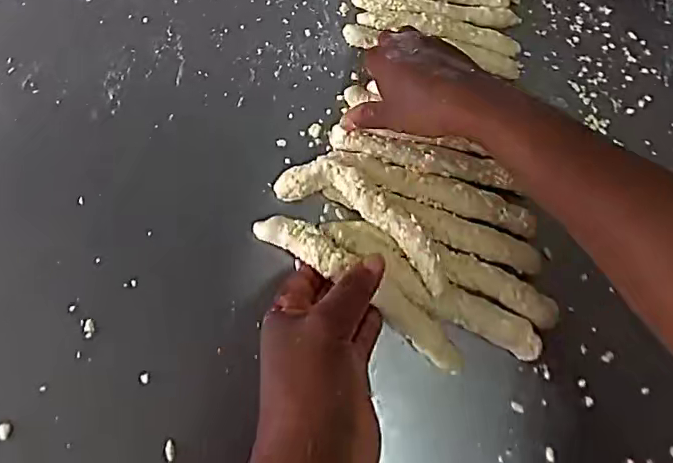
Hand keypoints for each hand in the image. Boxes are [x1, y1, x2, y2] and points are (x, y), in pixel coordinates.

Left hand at [250, 258, 385, 462]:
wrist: (320, 457)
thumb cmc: (304, 394)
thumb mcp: (325, 326)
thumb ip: (349, 291)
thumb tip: (370, 261)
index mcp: (285, 315)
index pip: (307, 271)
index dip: (329, 252)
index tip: (353, 232)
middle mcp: (305, 331)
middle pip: (331, 289)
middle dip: (352, 270)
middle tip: (375, 244)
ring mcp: (329, 353)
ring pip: (350, 311)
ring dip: (367, 293)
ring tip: (386, 268)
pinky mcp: (352, 371)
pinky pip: (365, 334)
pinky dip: (376, 317)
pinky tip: (387, 303)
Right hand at [346, 29, 530, 140]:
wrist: (469, 101)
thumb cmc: (425, 108)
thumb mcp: (391, 117)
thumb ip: (367, 116)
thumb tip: (347, 121)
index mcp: (382, 58)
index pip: (368, 58)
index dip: (372, 73)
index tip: (378, 88)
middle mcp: (401, 43)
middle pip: (387, 42)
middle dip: (388, 58)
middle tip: (394, 82)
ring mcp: (425, 41)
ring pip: (409, 41)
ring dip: (408, 54)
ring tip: (413, 79)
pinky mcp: (447, 46)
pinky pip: (431, 48)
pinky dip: (429, 59)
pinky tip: (435, 79)